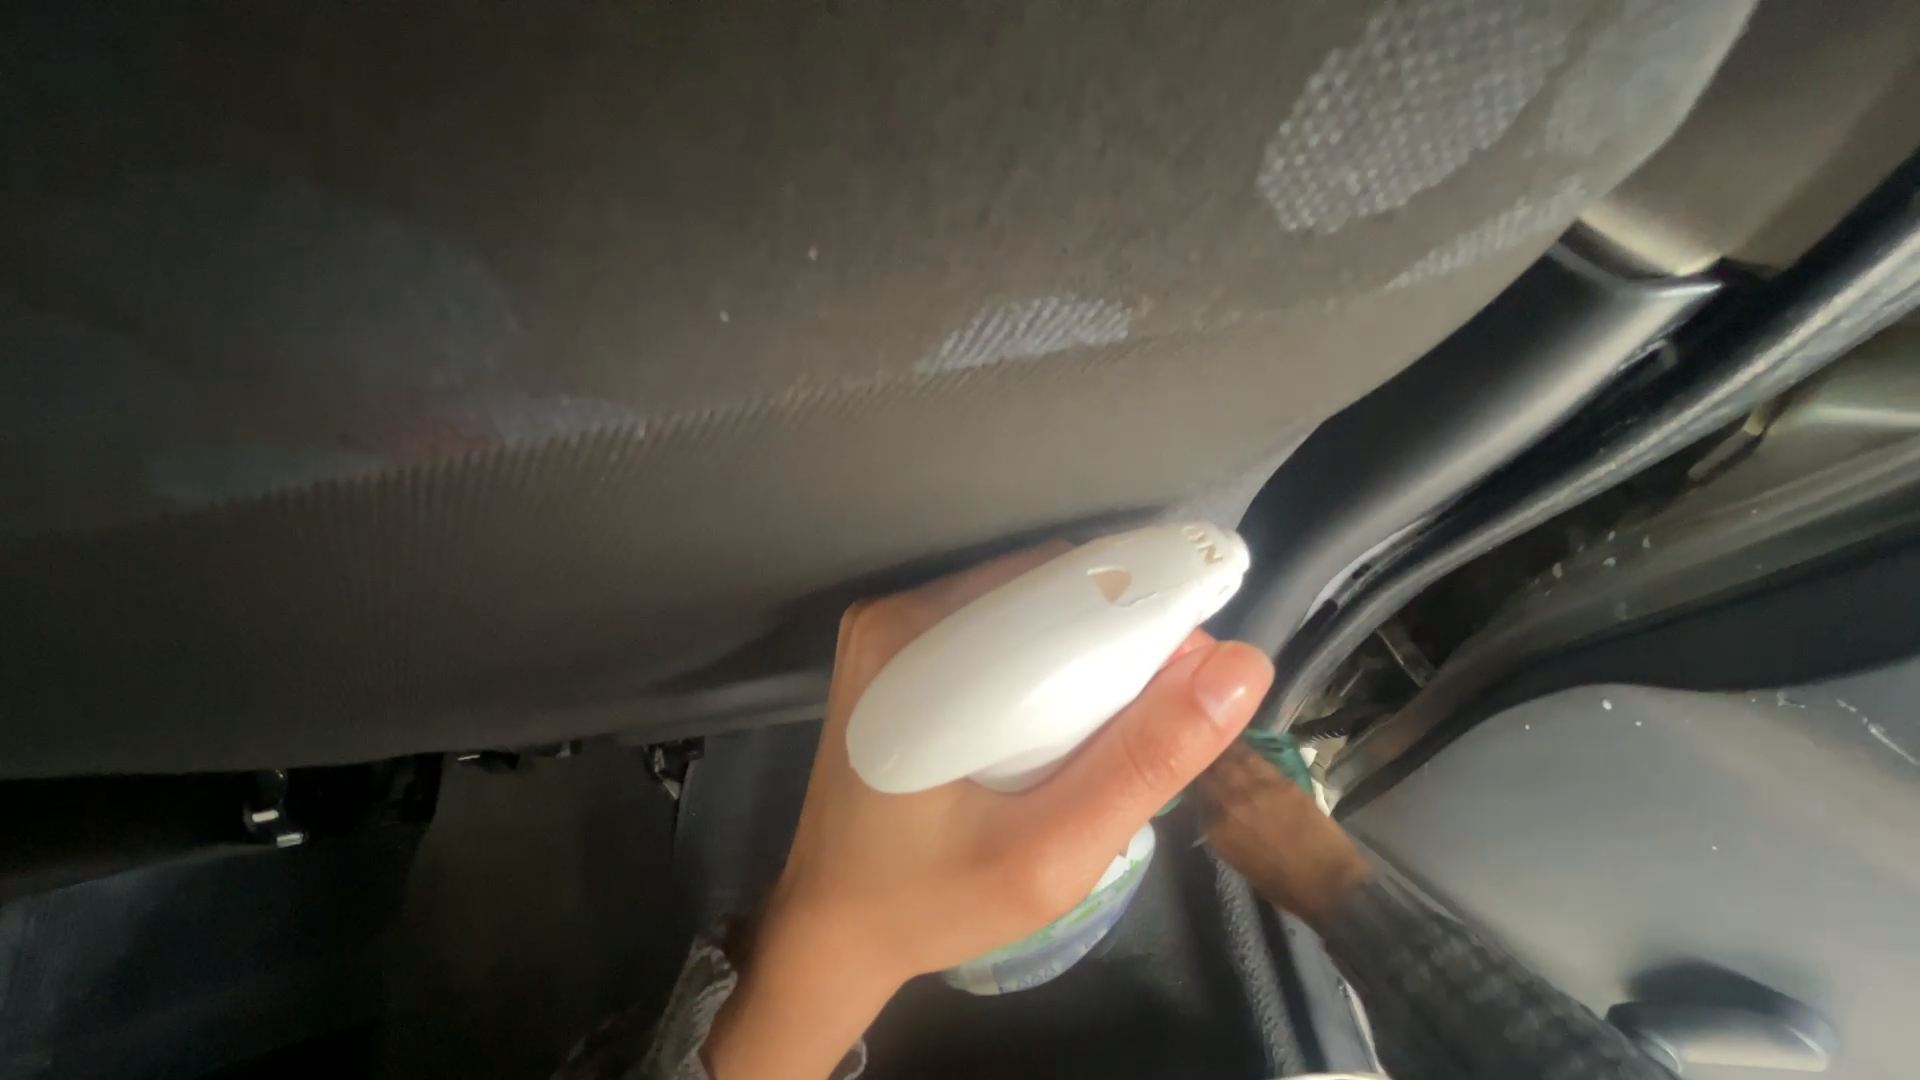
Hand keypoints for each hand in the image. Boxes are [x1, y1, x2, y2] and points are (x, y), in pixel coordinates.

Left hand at [705, 544, 1275, 1078]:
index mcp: (914, 642)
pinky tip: (1072, 714)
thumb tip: (1235, 668)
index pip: (1055, 583)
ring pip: (1023, 607)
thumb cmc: (933, 900)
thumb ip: (1142, 764)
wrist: (831, 928)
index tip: (1195, 666)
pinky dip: (1046, 660)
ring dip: (1084, 647)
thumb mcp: (1049, 855)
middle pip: (1039, 590)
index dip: (1140, 609)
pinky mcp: (896, 656)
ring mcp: (891, 633)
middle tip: (1171, 703)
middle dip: (1116, 635)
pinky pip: (995, 632)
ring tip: (1130, 714)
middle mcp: (897, 616)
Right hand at [1197, 741, 1373, 927]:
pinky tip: (1239, 745)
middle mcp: (1229, 804)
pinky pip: (1255, 757)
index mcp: (1217, 830)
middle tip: (1203, 755)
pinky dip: (1244, 750)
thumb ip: (1222, 830)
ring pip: (1229, 758)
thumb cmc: (1284, 885)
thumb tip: (1215, 811)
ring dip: (1221, 752)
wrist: (1330, 884)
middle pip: (1208, 771)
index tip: (1192, 778)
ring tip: (1218, 745)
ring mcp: (1255, 789)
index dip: (1192, 784)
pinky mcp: (1280, 780)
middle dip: (1204, 762)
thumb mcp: (1239, 861)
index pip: (1194, 795)